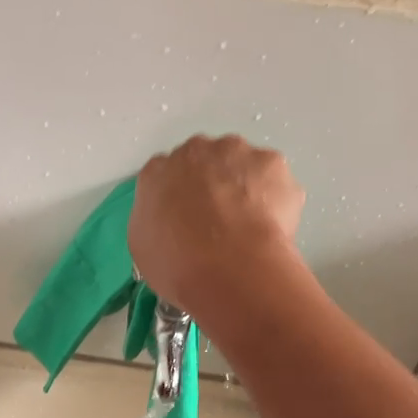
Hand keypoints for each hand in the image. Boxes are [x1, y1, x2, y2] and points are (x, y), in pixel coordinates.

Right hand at [129, 135, 305, 329]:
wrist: (228, 266)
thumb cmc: (177, 264)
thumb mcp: (145, 250)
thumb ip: (155, 224)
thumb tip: (170, 225)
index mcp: (157, 173)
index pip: (165, 178)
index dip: (178, 201)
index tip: (185, 223)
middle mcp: (195, 150)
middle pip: (203, 163)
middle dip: (210, 187)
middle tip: (217, 226)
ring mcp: (236, 152)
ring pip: (240, 166)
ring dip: (243, 188)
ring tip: (246, 228)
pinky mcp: (272, 163)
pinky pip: (271, 180)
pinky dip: (272, 199)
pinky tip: (269, 227)